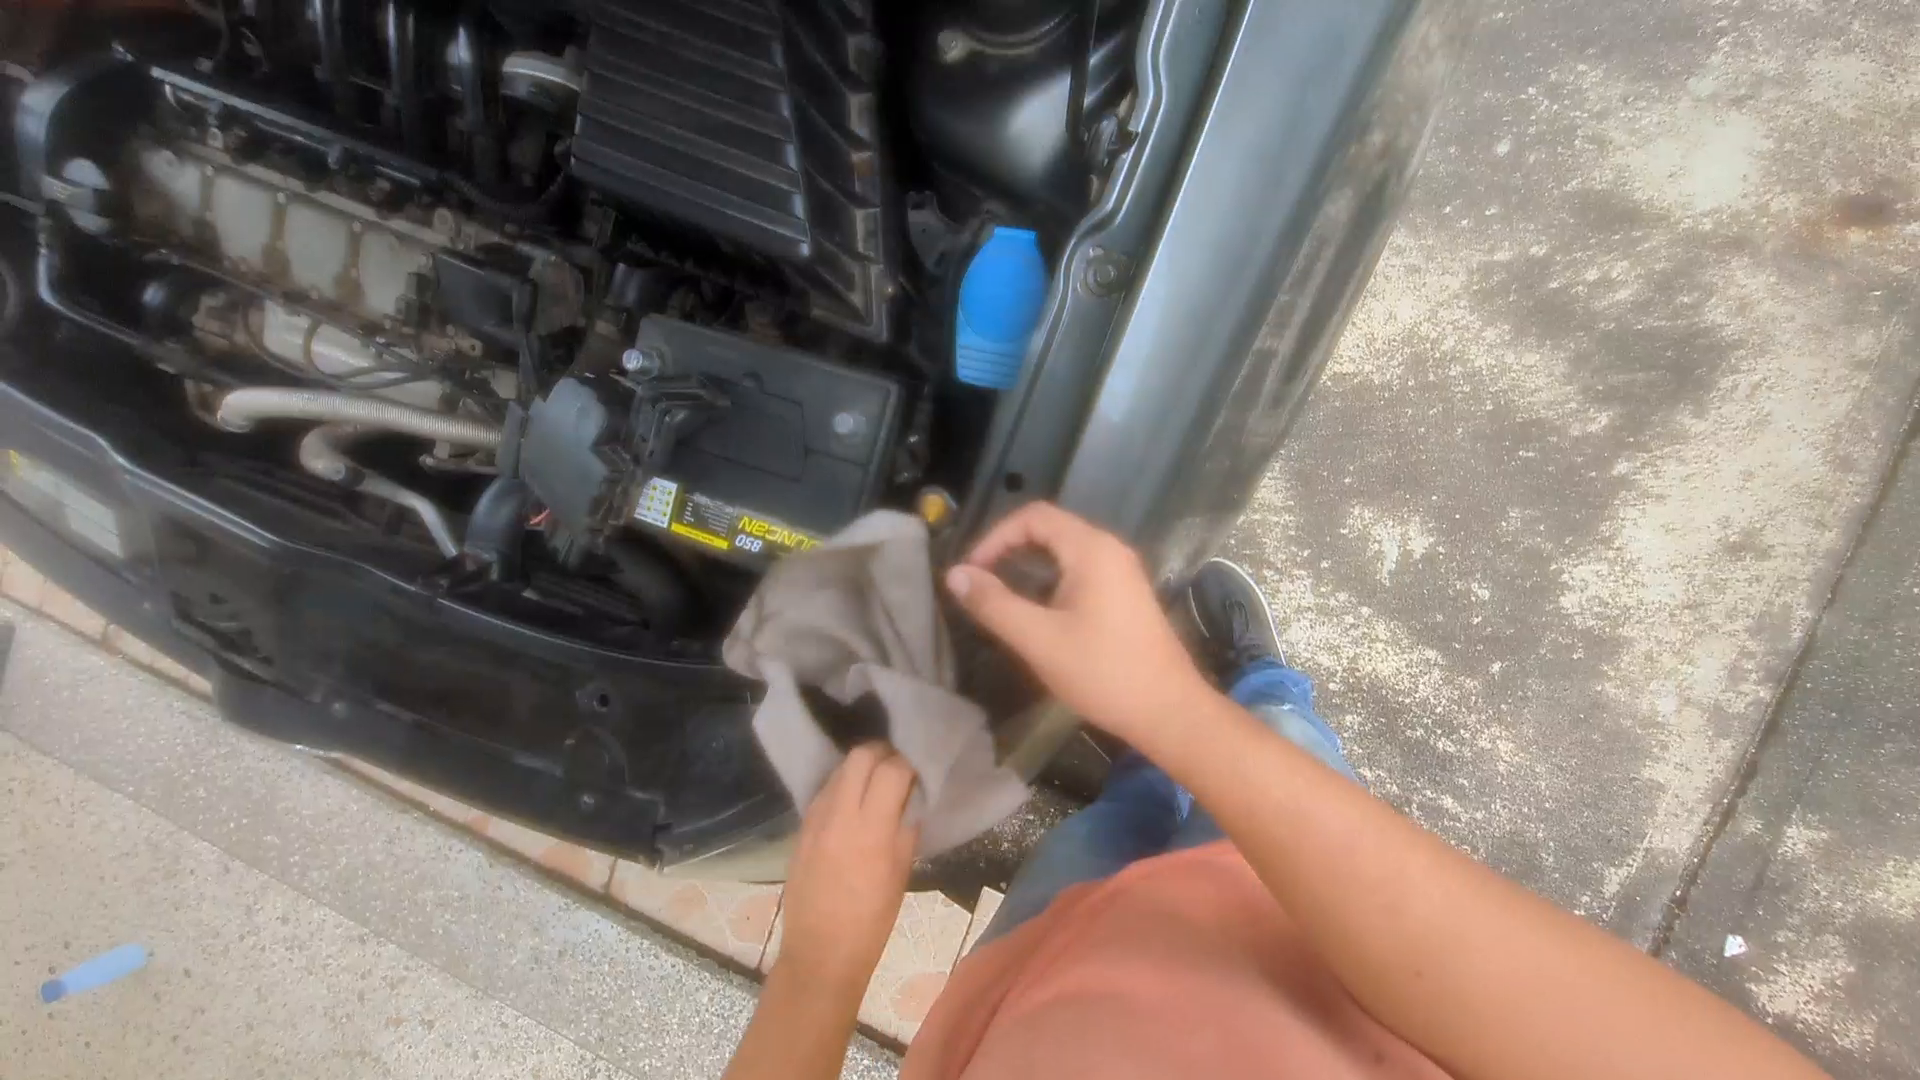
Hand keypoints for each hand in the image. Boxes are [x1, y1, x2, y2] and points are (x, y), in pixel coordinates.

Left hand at [775, 743, 919, 994]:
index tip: (920, 771)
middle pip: (860, 756)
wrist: (820, 953)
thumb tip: (911, 799)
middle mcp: (839, 814)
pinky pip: (825, 791)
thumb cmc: (871, 921)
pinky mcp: (801, 827)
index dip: (909, 764)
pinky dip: (843, 787)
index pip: (892, 770)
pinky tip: (854, 804)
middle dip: (883, 753)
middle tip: (898, 767)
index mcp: (870, 828)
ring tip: (876, 782)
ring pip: (840, 769)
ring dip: (861, 767)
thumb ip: (905, 828)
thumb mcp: (900, 873)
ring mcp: (816, 818)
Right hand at [944, 501, 1211, 740]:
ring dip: (1029, 566)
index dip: (995, 537)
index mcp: (1091, 550)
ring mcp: (1123, 572)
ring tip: (1001, 597)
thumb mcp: (1038, 639)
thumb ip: (993, 604)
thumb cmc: (1102, 672)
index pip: (1034, 517)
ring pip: (1065, 551)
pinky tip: (1038, 612)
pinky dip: (1051, 580)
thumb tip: (955, 575)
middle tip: (980, 582)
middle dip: (1009, 549)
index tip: (972, 571)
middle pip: (1050, 529)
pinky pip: (1081, 571)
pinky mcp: (1127, 595)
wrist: (1169, 711)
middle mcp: (1110, 550)